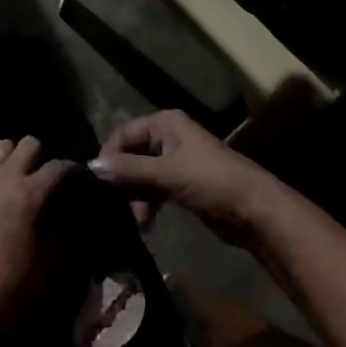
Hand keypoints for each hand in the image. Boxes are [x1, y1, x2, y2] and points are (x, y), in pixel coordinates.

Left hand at [0, 136, 73, 329]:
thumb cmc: (5, 282)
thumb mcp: (45, 264)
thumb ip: (60, 235)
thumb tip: (67, 219)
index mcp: (29, 193)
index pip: (59, 168)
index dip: (72, 170)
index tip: (79, 178)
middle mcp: (5, 175)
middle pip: (30, 143)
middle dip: (39, 157)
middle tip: (41, 179)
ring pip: (2, 145)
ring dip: (12, 158)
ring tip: (14, 179)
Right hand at [89, 110, 285, 242]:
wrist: (254, 210)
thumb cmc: (211, 181)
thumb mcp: (167, 174)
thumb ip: (129, 169)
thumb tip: (91, 167)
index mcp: (165, 123)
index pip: (123, 133)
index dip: (108, 156)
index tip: (96, 184)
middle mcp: (168, 136)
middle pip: (131, 154)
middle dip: (122, 180)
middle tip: (116, 206)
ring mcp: (175, 160)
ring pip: (141, 174)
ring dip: (135, 196)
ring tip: (138, 221)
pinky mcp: (182, 183)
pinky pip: (154, 188)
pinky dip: (147, 203)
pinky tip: (147, 223)